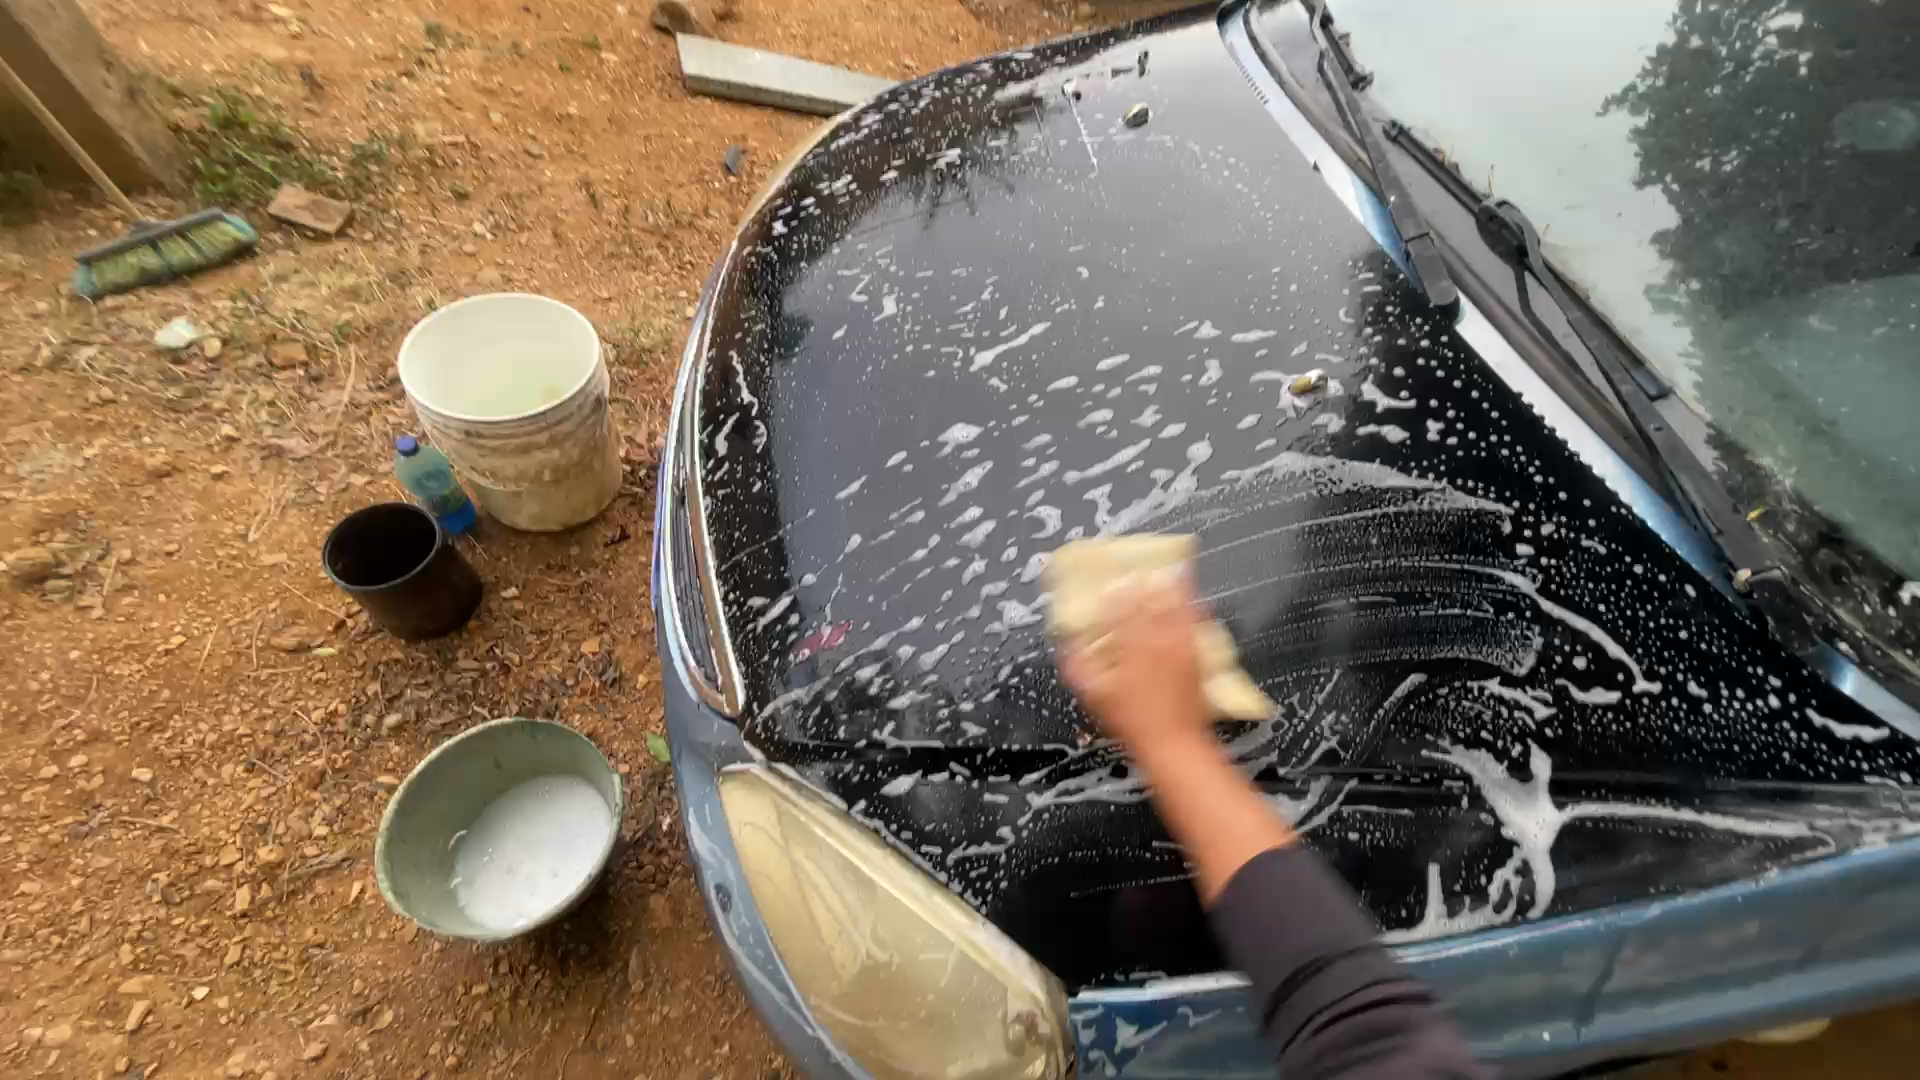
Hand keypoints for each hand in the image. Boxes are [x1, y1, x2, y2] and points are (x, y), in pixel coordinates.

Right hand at [1058, 571, 1214, 759]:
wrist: (1174, 743)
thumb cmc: (1130, 720)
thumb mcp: (1094, 694)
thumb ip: (1077, 663)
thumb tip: (1067, 641)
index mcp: (1130, 644)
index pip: (1121, 607)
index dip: (1115, 592)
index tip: (1109, 584)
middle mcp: (1157, 638)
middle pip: (1151, 599)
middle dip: (1144, 582)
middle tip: (1138, 571)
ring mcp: (1181, 644)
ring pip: (1177, 604)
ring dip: (1172, 586)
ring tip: (1170, 570)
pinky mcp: (1198, 653)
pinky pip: (1198, 620)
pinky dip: (1195, 605)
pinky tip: (1194, 598)